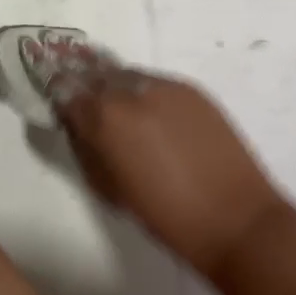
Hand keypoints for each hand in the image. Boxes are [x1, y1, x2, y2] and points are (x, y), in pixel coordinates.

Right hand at [56, 62, 285, 276]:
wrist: (237, 222)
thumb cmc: (164, 214)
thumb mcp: (107, 186)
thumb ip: (84, 146)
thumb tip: (76, 124)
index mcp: (101, 115)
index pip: (62, 87)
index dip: (57, 94)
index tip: (59, 103)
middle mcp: (127, 89)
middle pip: (91, 72)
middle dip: (83, 82)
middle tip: (84, 98)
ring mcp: (162, 85)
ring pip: (124, 74)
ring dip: (115, 86)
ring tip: (123, 108)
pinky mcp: (191, 89)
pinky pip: (155, 82)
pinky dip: (147, 93)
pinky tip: (156, 115)